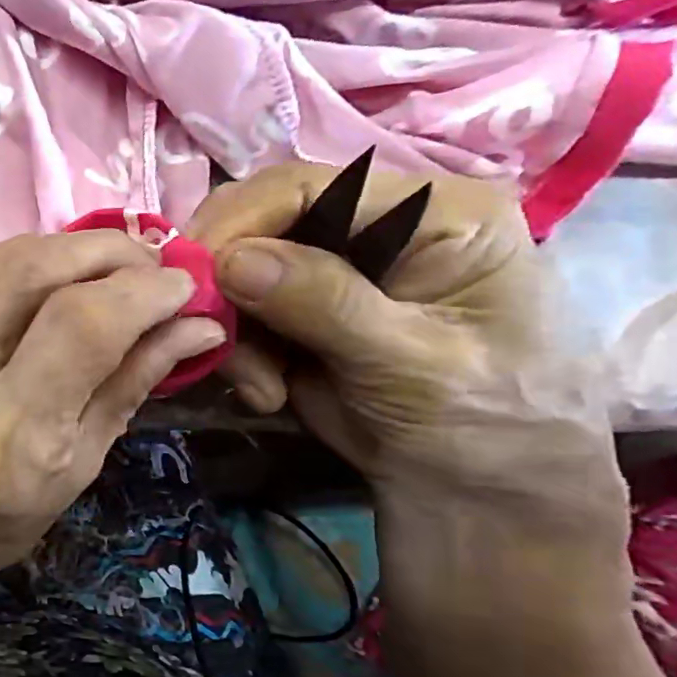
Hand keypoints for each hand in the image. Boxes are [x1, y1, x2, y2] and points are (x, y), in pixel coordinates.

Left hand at [0, 231, 228, 628]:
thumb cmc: (9, 513)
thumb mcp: (84, 463)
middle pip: (29, 272)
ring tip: (114, 267)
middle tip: (151, 265)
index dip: (140, 290)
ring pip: (0, 260)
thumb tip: (199, 322)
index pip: (76, 325)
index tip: (183, 286)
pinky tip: (62, 275)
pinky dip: (32, 259)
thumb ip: (133, 383)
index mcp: (12, 433)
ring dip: (68, 248)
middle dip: (104, 251)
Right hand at [184, 161, 625, 546]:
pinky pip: (234, 310)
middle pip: (260, 219)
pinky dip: (235, 351)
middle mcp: (373, 225)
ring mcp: (331, 268)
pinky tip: (268, 392)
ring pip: (234, 269)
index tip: (193, 279)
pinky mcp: (296, 308)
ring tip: (263, 387)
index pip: (308, 186)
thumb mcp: (412, 363)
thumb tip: (230, 260)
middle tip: (215, 338)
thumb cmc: (483, 422)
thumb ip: (326, 304)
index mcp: (432, 212)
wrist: (476, 491)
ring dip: (232, 330)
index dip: (239, 223)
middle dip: (226, 281)